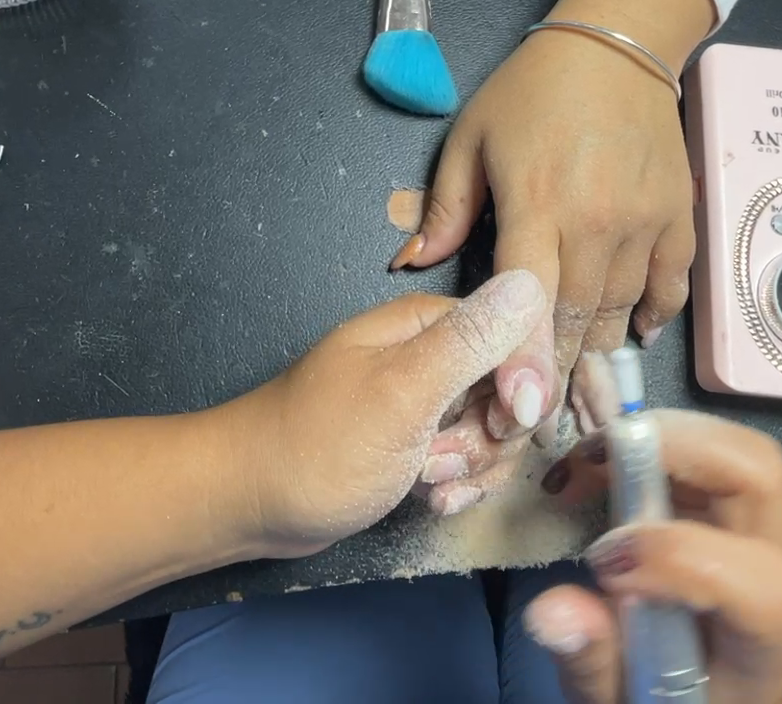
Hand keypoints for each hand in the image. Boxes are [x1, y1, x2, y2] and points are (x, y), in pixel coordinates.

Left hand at [226, 270, 557, 556]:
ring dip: (473, 463)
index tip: (507, 422)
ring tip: (428, 479)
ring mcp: (424, 395)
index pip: (515, 330)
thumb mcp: (401, 392)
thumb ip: (469, 342)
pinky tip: (431, 497)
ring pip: (492, 427)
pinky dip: (458, 480)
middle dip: (492, 433)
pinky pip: (467, 453)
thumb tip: (530, 280)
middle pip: (509, 386)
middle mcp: (430, 350)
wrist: (251, 500)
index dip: (525, 379)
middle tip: (442, 455)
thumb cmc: (322, 444)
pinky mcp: (416, 435)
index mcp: (428, 323)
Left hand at [397, 0, 713, 410]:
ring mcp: (645, 221)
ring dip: (598, 354)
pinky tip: (635, 336)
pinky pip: (670, 284)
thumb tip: (408, 262)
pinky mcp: (680, 215)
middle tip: (540, 423)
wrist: (613, 48)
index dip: (519, 359)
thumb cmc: (530, 94)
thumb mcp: (471, 140)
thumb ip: (444, 207)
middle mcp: (596, 223)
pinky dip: (653, 315)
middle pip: (576, 318)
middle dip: (558, 375)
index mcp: (536, 204)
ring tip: (579, 394)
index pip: (525, 298)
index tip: (515, 414)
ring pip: (622, 310)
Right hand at [527, 411, 781, 703]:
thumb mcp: (616, 699)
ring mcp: (746, 529)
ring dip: (656, 434)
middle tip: (595, 460)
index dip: (681, 557)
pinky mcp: (714, 506)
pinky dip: (643, 438)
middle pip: (760, 477)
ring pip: (735, 447)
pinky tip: (595, 465)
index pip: (762, 586)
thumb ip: (592, 661)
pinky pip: (702, 446)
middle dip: (674, 448)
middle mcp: (767, 571)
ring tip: (588, 461)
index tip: (602, 564)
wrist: (683, 692)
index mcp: (759, 644)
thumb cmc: (658, 700)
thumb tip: (551, 609)